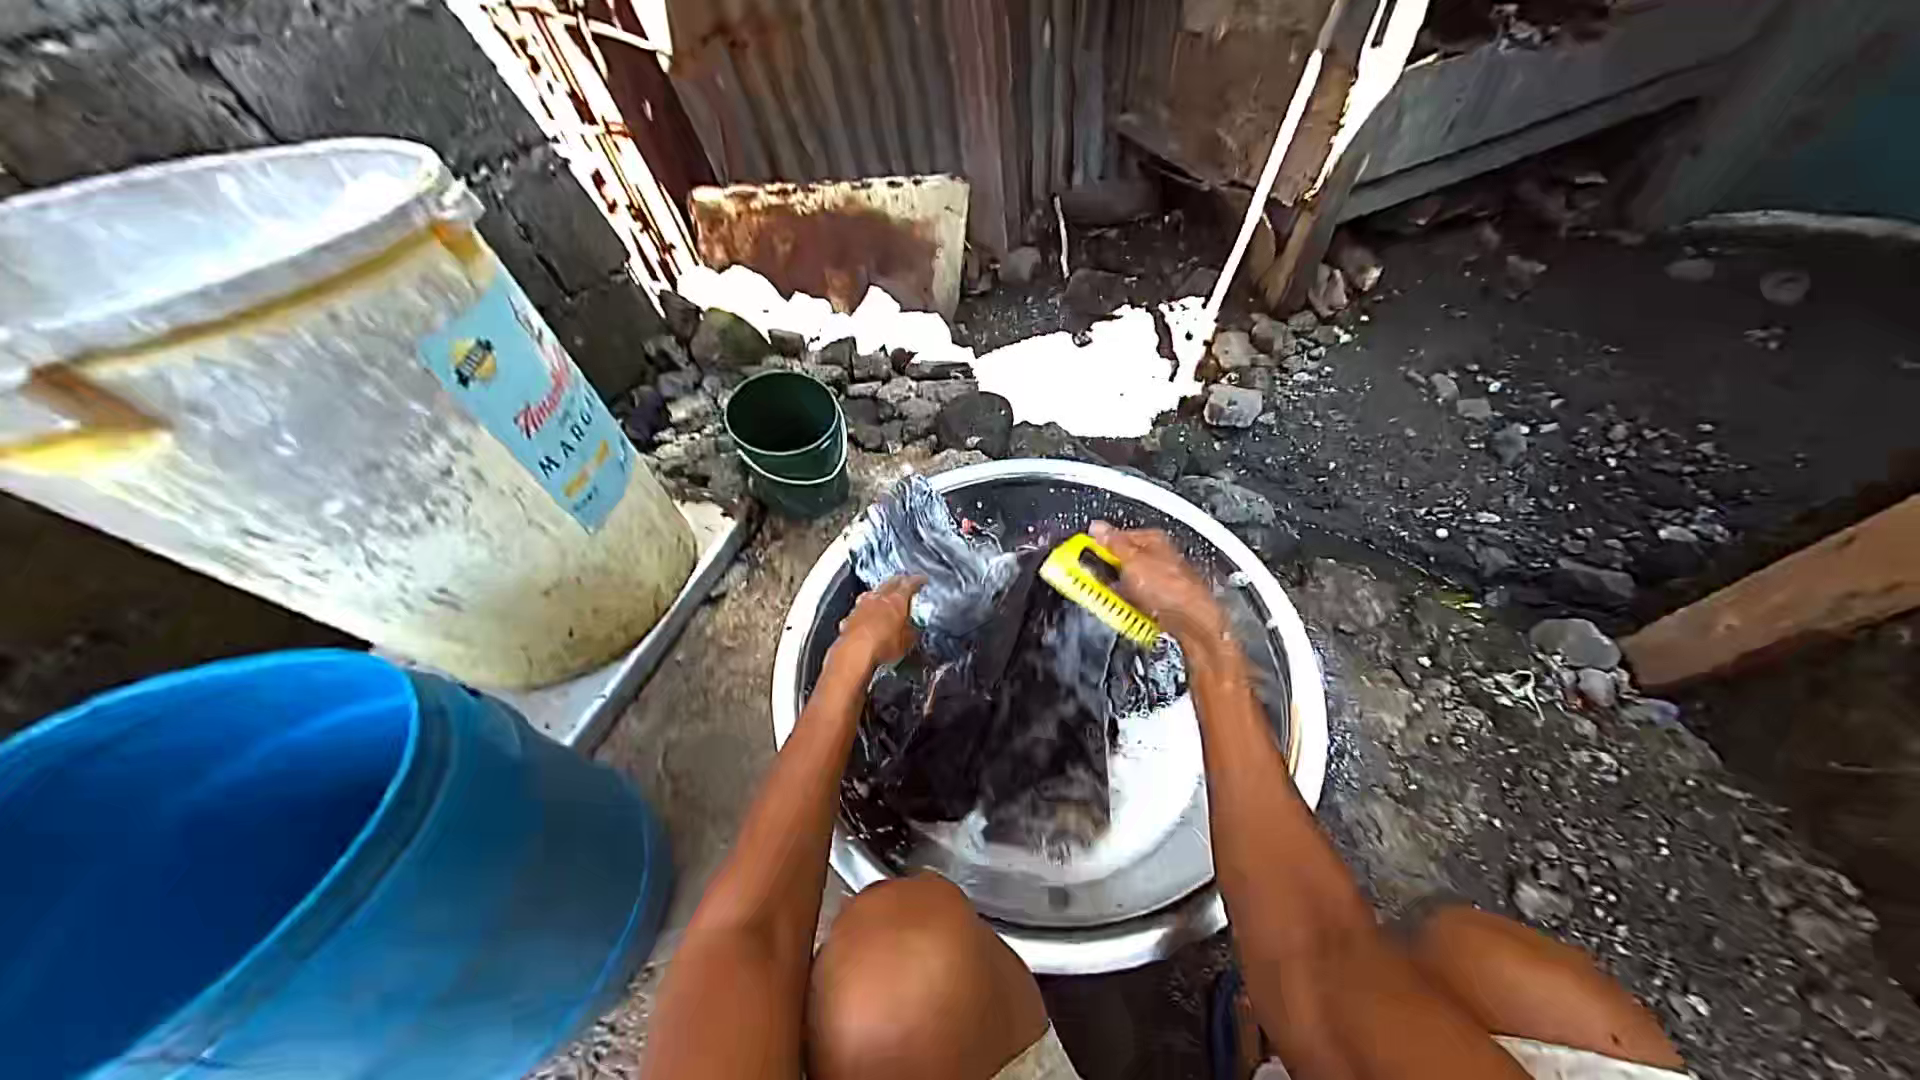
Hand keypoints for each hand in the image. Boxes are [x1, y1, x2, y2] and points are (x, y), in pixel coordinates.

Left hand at [833, 575, 924, 668]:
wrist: (854, 653)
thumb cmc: (882, 645)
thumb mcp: (906, 642)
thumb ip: (911, 632)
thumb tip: (913, 630)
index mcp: (896, 600)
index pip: (909, 584)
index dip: (917, 580)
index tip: (922, 579)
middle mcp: (878, 598)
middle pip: (890, 582)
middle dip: (899, 580)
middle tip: (905, 581)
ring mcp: (861, 605)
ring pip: (873, 592)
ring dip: (881, 592)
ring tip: (885, 594)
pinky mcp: (849, 616)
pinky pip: (860, 607)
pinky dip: (866, 608)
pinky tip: (867, 614)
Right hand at [1090, 522, 1229, 647]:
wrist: (1193, 624)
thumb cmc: (1173, 589)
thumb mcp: (1131, 560)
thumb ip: (1112, 543)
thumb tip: (1097, 528)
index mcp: (1152, 539)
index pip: (1116, 535)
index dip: (1096, 546)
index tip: (1080, 555)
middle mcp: (1158, 558)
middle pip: (1120, 560)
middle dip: (1105, 571)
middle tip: (1091, 579)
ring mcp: (1159, 581)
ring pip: (1125, 582)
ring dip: (1115, 591)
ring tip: (1108, 598)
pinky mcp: (1158, 602)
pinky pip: (1134, 600)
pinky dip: (1126, 605)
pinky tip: (1124, 610)